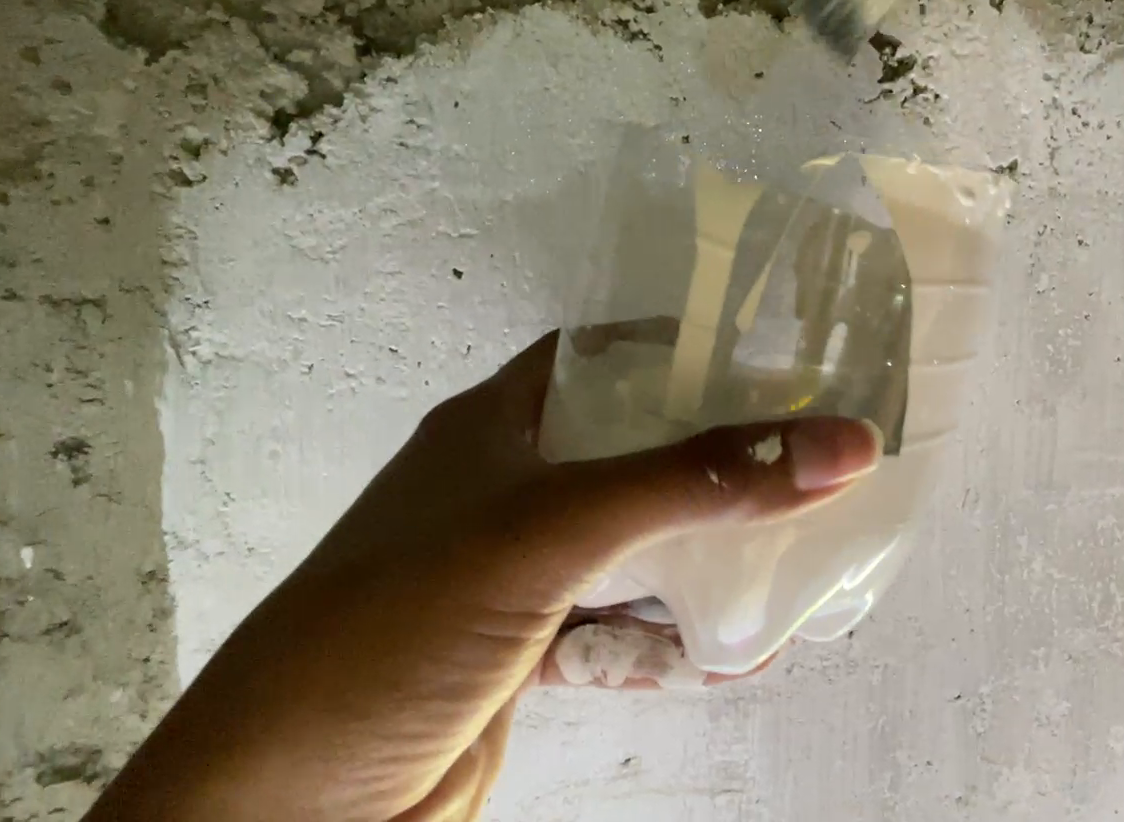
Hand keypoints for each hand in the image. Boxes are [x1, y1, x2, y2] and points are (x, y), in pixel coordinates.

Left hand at [86, 330, 881, 821]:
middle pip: (630, 453)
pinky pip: (616, 626)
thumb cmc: (403, 624)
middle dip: (711, 462)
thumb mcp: (554, 531)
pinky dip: (669, 639)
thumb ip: (695, 483)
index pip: (603, 357)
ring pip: (631, 546)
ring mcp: (514, 572)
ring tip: (791, 560)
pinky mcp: (523, 648)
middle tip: (801, 460)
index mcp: (496, 424)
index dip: (680, 350)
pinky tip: (733, 654)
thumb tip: (842, 443)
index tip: (765, 357)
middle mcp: (507, 487)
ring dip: (701, 559)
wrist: (281, 816)